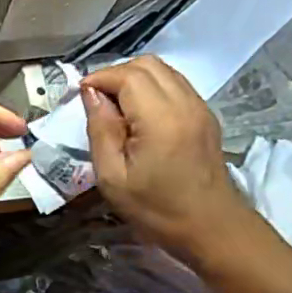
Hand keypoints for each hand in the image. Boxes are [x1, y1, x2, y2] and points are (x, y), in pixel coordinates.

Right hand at [82, 55, 258, 262]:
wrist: (211, 227)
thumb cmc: (156, 210)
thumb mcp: (113, 178)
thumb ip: (101, 130)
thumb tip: (90, 95)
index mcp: (161, 119)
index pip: (127, 76)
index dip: (99, 79)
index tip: (80, 95)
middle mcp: (184, 103)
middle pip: (147, 65)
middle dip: (116, 74)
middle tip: (95, 101)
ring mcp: (199, 107)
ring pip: (163, 70)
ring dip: (134, 79)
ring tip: (114, 107)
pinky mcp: (205, 115)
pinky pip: (174, 85)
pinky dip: (151, 88)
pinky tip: (138, 115)